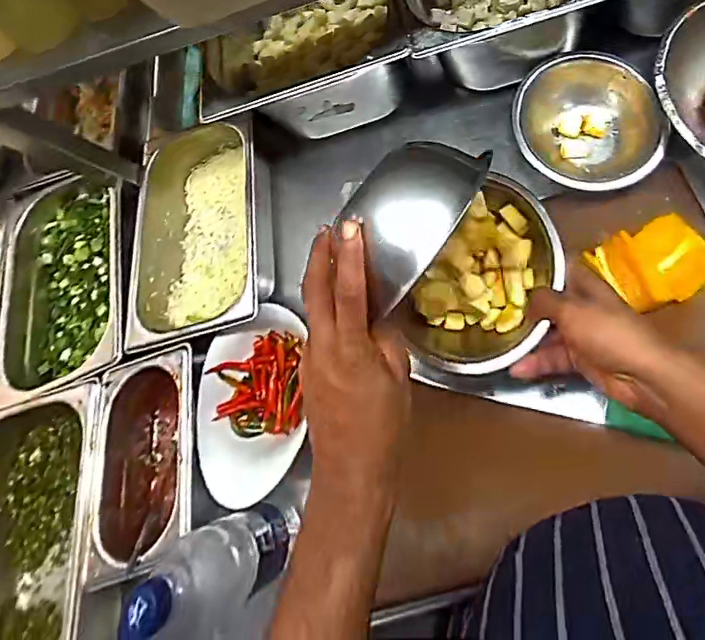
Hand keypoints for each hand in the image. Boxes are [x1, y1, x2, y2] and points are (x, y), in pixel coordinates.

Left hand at [299, 221, 410, 501]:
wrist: (351, 475)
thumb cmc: (384, 429)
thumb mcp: (398, 377)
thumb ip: (385, 338)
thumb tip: (377, 313)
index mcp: (349, 349)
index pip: (347, 291)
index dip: (348, 256)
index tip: (349, 228)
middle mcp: (321, 348)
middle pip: (314, 291)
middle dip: (318, 256)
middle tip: (328, 229)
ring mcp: (309, 360)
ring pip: (312, 308)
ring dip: (319, 278)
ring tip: (334, 254)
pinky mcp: (307, 371)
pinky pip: (317, 328)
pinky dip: (325, 306)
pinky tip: (339, 303)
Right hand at [509, 268, 679, 417]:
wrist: (642, 374)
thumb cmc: (609, 332)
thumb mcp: (572, 311)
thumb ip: (546, 301)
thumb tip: (527, 298)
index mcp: (585, 285)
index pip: (559, 268)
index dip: (537, 267)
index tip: (510, 268)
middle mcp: (582, 306)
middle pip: (549, 303)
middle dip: (525, 307)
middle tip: (493, 309)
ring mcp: (582, 334)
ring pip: (549, 333)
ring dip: (527, 340)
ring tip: (500, 343)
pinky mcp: (581, 360)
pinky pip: (554, 358)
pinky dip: (537, 363)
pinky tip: (517, 369)